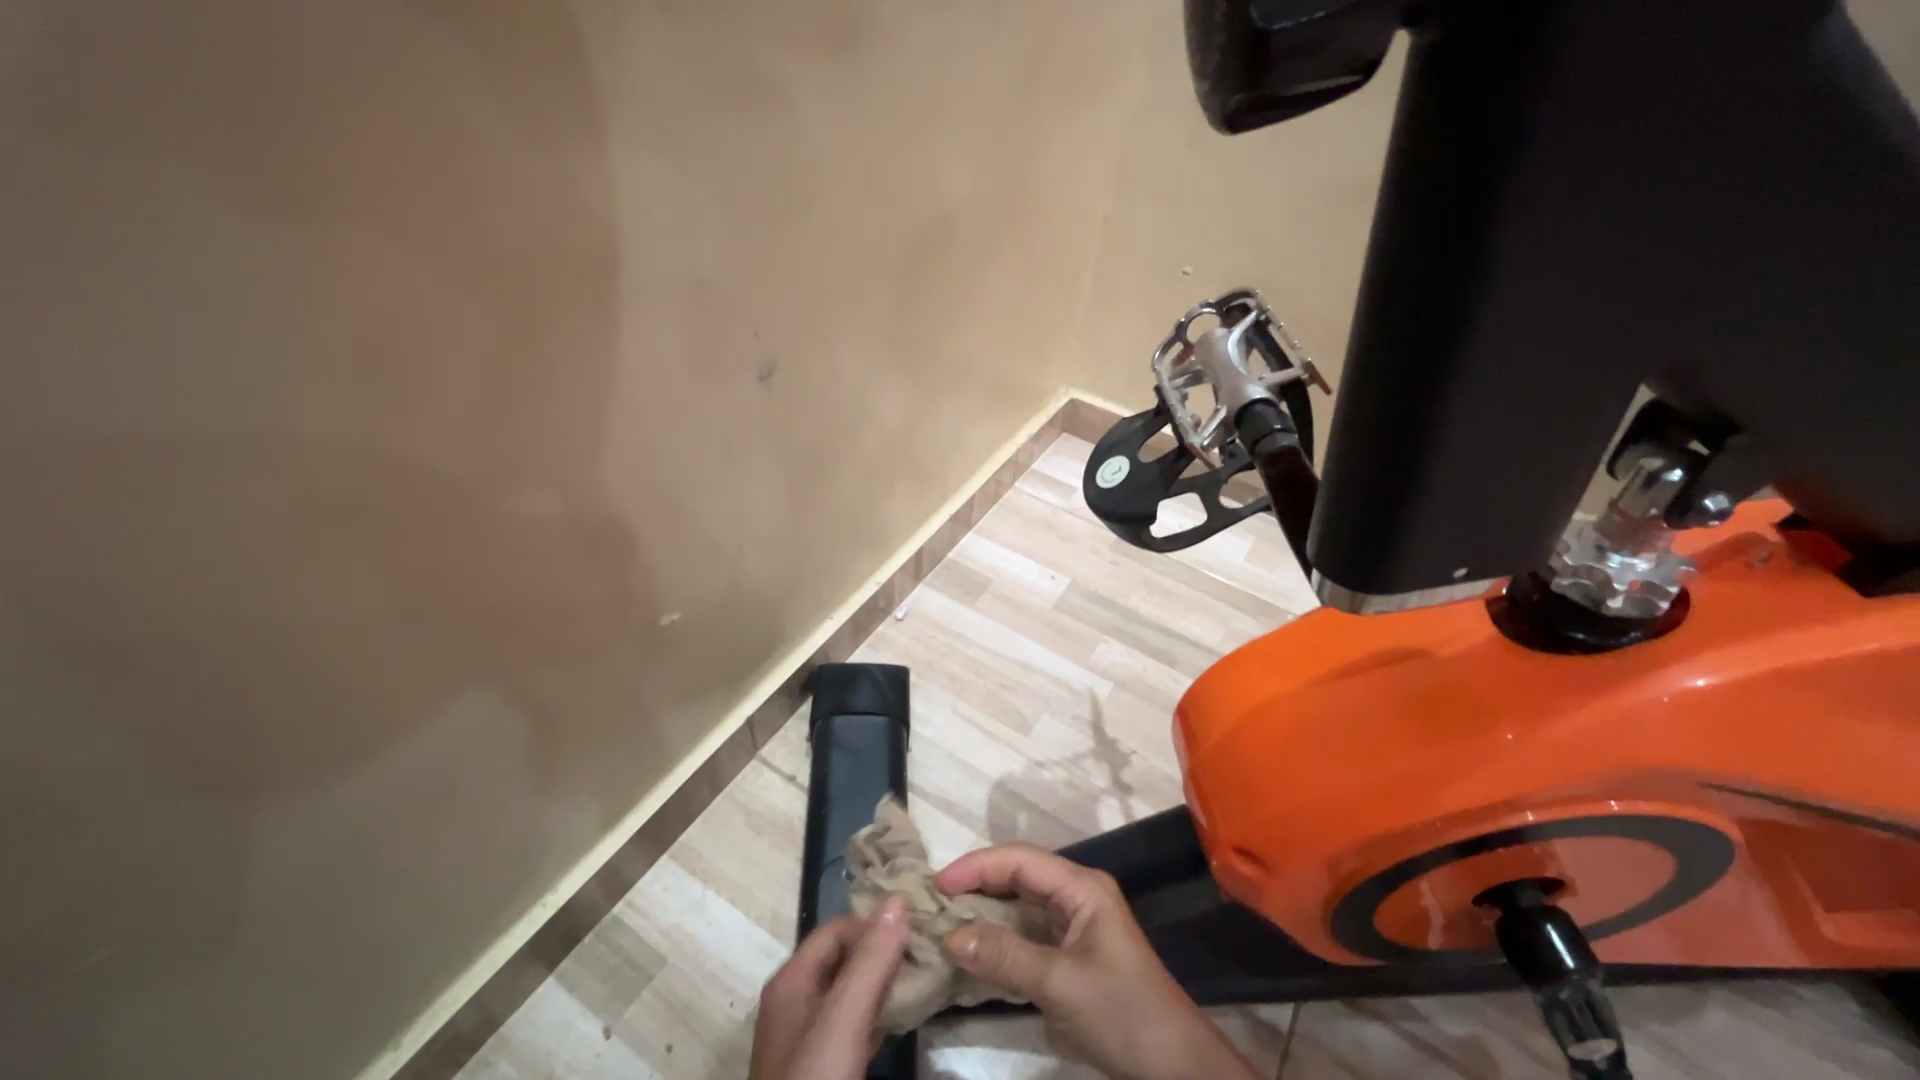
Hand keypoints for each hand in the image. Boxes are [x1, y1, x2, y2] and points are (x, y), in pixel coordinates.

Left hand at [750, 896, 908, 1079]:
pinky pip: (855, 1024)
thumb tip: (898, 899)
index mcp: (791, 981)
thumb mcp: (843, 1020)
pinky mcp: (824, 1064)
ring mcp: (808, 1037)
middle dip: (885, 952)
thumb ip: (870, 962)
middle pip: (844, 958)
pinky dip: (881, 1015)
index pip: (837, 928)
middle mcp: (796, 1001)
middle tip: (930, 953)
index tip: (919, 931)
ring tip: (926, 979)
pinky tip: (906, 1019)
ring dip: (886, 983)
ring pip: (852, 992)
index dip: (876, 924)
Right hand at [935, 845, 1259, 1079]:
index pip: (1020, 860)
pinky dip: (996, 941)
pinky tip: (969, 953)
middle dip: (976, 886)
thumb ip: (1004, 956)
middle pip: (1017, 877)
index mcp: (1082, 888)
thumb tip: (949, 936)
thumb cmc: (1122, 1012)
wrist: (1172, 1065)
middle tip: (932, 903)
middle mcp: (1077, 897)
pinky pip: (1024, 936)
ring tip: (942, 923)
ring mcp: (1073, 926)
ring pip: (1018, 907)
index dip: (976, 867)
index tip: (937, 886)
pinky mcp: (1069, 956)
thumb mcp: (1059, 983)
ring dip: (983, 913)